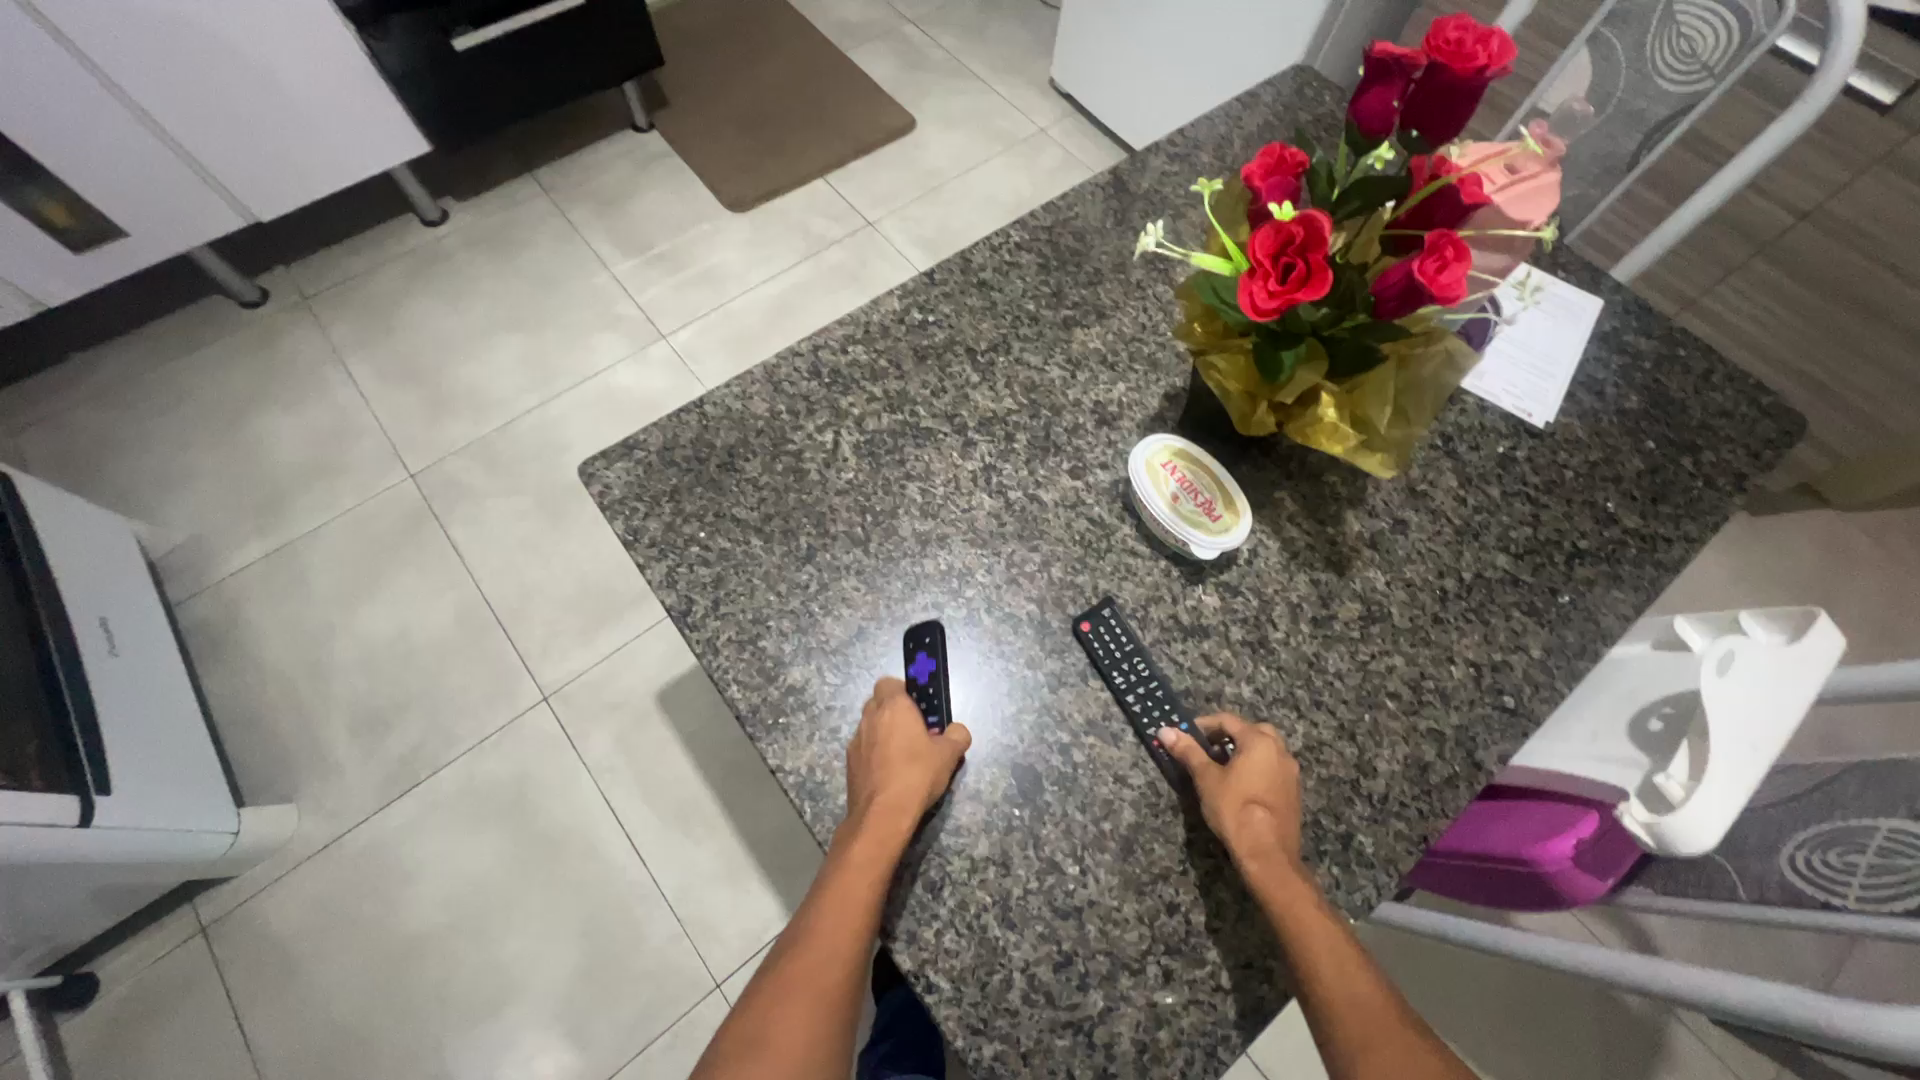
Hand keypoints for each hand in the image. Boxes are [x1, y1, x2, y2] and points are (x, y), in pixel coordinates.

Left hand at [845, 678, 972, 835]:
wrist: (883, 814)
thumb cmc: (918, 774)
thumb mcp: (949, 755)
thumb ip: (957, 736)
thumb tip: (957, 731)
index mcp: (894, 706)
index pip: (889, 683)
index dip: (903, 692)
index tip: (918, 708)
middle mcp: (870, 718)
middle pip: (878, 703)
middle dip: (894, 713)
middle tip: (914, 731)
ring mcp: (856, 741)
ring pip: (869, 727)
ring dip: (883, 734)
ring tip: (902, 756)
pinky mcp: (849, 764)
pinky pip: (864, 749)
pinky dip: (874, 755)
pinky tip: (889, 774)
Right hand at [1157, 714, 1304, 877]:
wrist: (1267, 853)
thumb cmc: (1234, 809)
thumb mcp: (1206, 778)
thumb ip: (1188, 751)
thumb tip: (1165, 730)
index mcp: (1259, 742)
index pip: (1228, 720)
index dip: (1204, 724)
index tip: (1186, 735)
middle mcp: (1280, 751)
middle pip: (1252, 731)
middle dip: (1229, 735)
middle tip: (1208, 748)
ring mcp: (1290, 773)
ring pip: (1266, 750)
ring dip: (1244, 751)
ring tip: (1222, 767)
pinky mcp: (1293, 793)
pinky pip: (1273, 768)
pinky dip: (1257, 767)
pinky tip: (1241, 785)